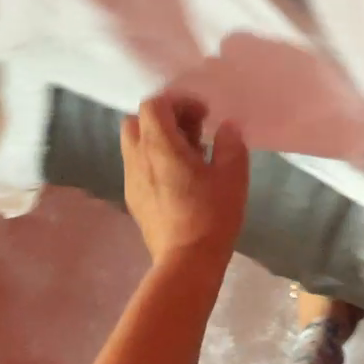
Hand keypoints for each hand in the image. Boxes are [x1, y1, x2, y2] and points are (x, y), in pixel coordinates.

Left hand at [120, 93, 248, 268]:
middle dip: (164, 120)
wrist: (187, 260)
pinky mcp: (134, 200)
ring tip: (189, 159)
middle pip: (138, 121)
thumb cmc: (211, 215)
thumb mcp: (232, 176)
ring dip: (159, 142)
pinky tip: (181, 182)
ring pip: (136, 145)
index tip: (204, 115)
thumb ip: (230, 144)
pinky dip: (156, 163)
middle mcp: (137, 157)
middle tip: (194, 134)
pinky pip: (139, 168)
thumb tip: (226, 128)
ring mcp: (132, 180)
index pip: (154, 105)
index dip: (179, 102)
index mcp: (159, 145)